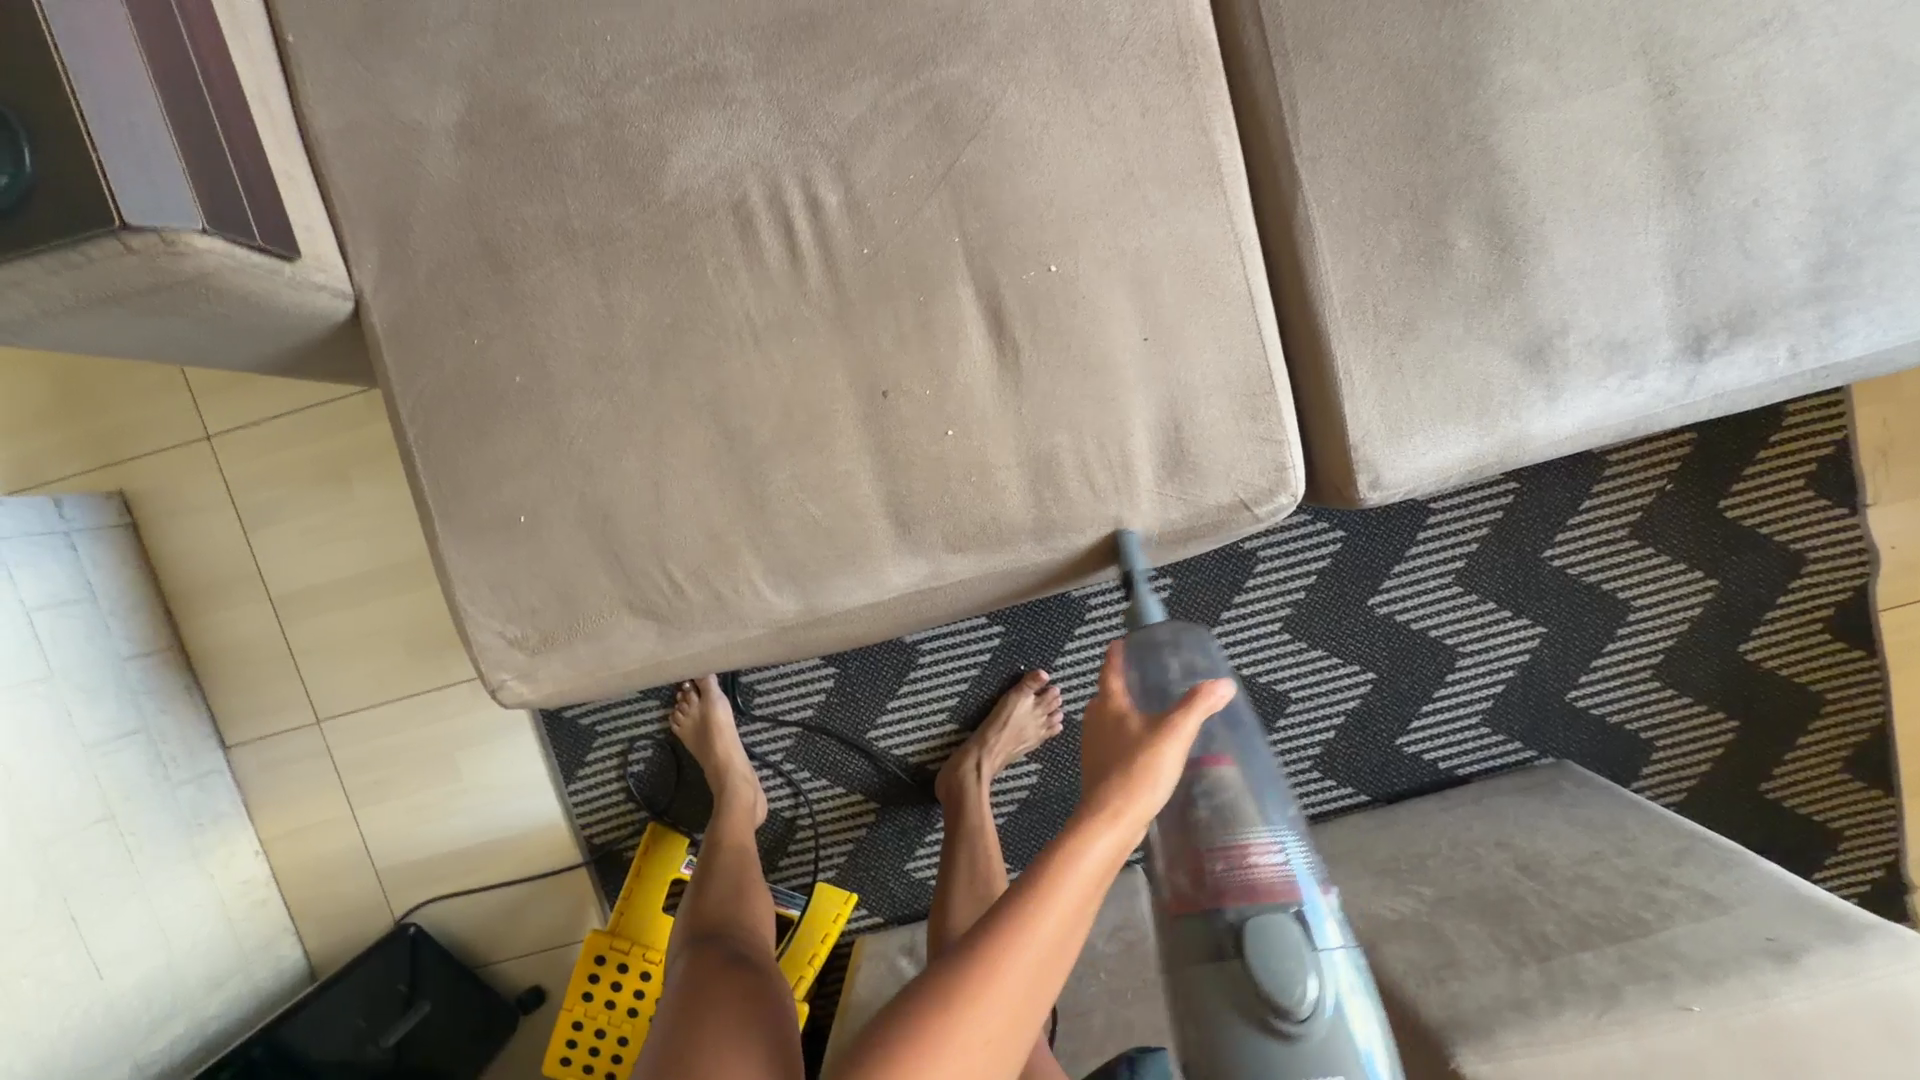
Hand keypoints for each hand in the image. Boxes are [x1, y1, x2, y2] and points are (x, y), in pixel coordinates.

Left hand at [1078, 640, 1235, 834]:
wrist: (1111, 818)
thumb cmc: (1139, 769)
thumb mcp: (1174, 733)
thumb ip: (1197, 706)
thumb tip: (1223, 683)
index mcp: (1109, 704)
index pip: (1111, 670)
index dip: (1116, 654)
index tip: (1120, 642)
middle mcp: (1095, 719)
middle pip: (1106, 694)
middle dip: (1120, 684)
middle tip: (1141, 677)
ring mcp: (1093, 745)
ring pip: (1106, 719)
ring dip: (1122, 712)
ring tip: (1145, 710)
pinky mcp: (1098, 768)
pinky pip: (1111, 742)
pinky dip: (1124, 736)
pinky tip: (1142, 746)